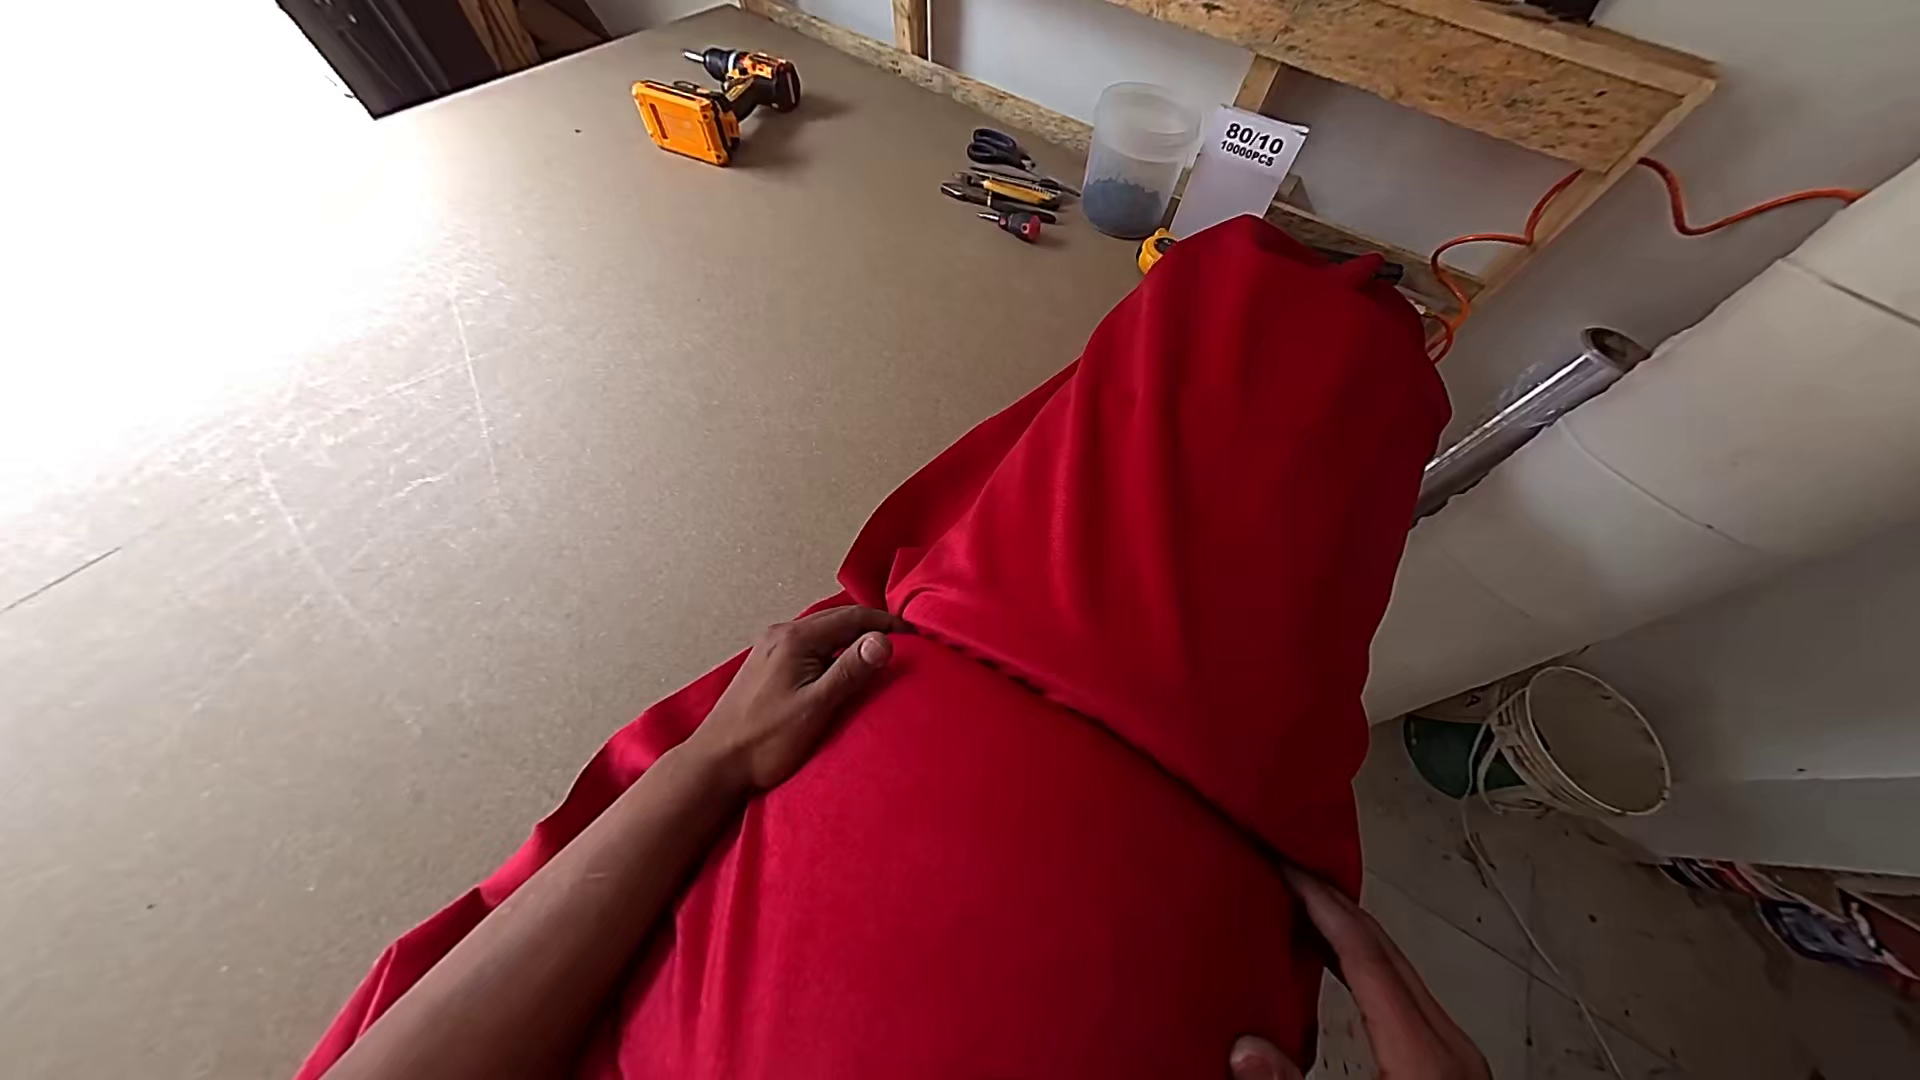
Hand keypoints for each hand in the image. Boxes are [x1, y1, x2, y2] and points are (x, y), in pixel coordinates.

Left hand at [684, 606, 908, 792]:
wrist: (714, 765)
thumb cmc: (765, 742)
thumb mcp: (816, 708)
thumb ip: (850, 671)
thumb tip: (884, 640)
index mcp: (795, 638)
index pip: (852, 617)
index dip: (885, 623)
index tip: (914, 634)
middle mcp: (781, 633)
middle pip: (837, 619)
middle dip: (871, 627)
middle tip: (903, 642)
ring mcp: (770, 646)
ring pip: (823, 631)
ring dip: (852, 637)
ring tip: (878, 654)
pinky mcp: (766, 662)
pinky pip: (810, 643)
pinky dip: (833, 648)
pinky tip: (842, 666)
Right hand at [1237, 867, 1490, 1079]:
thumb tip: (1244, 1047)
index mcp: (1427, 1053)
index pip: (1364, 949)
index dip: (1318, 897)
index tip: (1279, 860)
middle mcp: (1446, 1042)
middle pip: (1381, 946)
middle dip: (1327, 898)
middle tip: (1278, 864)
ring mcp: (1452, 1054)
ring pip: (1390, 963)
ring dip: (1339, 925)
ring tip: (1291, 900)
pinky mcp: (1448, 1067)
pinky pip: (1394, 987)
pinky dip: (1355, 958)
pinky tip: (1326, 958)